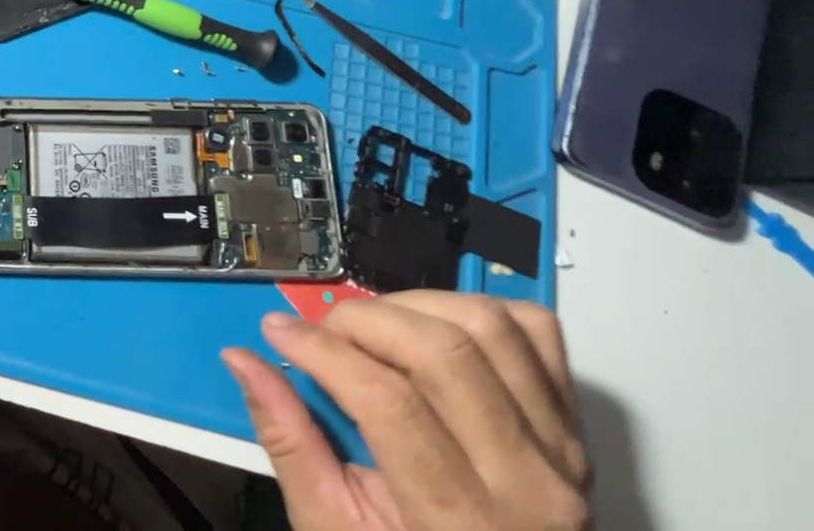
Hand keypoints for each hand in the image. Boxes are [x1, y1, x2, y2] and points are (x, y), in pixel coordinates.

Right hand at [222, 291, 589, 530]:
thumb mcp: (330, 526)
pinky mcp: (575, 423)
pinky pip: (536, 331)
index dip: (322, 352)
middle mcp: (531, 480)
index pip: (389, 403)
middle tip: (322, 333)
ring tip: (372, 330)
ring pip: (490, 326)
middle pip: (443, 351)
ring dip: (414, 307)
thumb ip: (287, 440)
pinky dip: (475, 310)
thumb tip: (240, 357)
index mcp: (462, 520)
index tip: (275, 331)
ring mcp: (564, 447)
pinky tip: (431, 329)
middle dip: (362, 320)